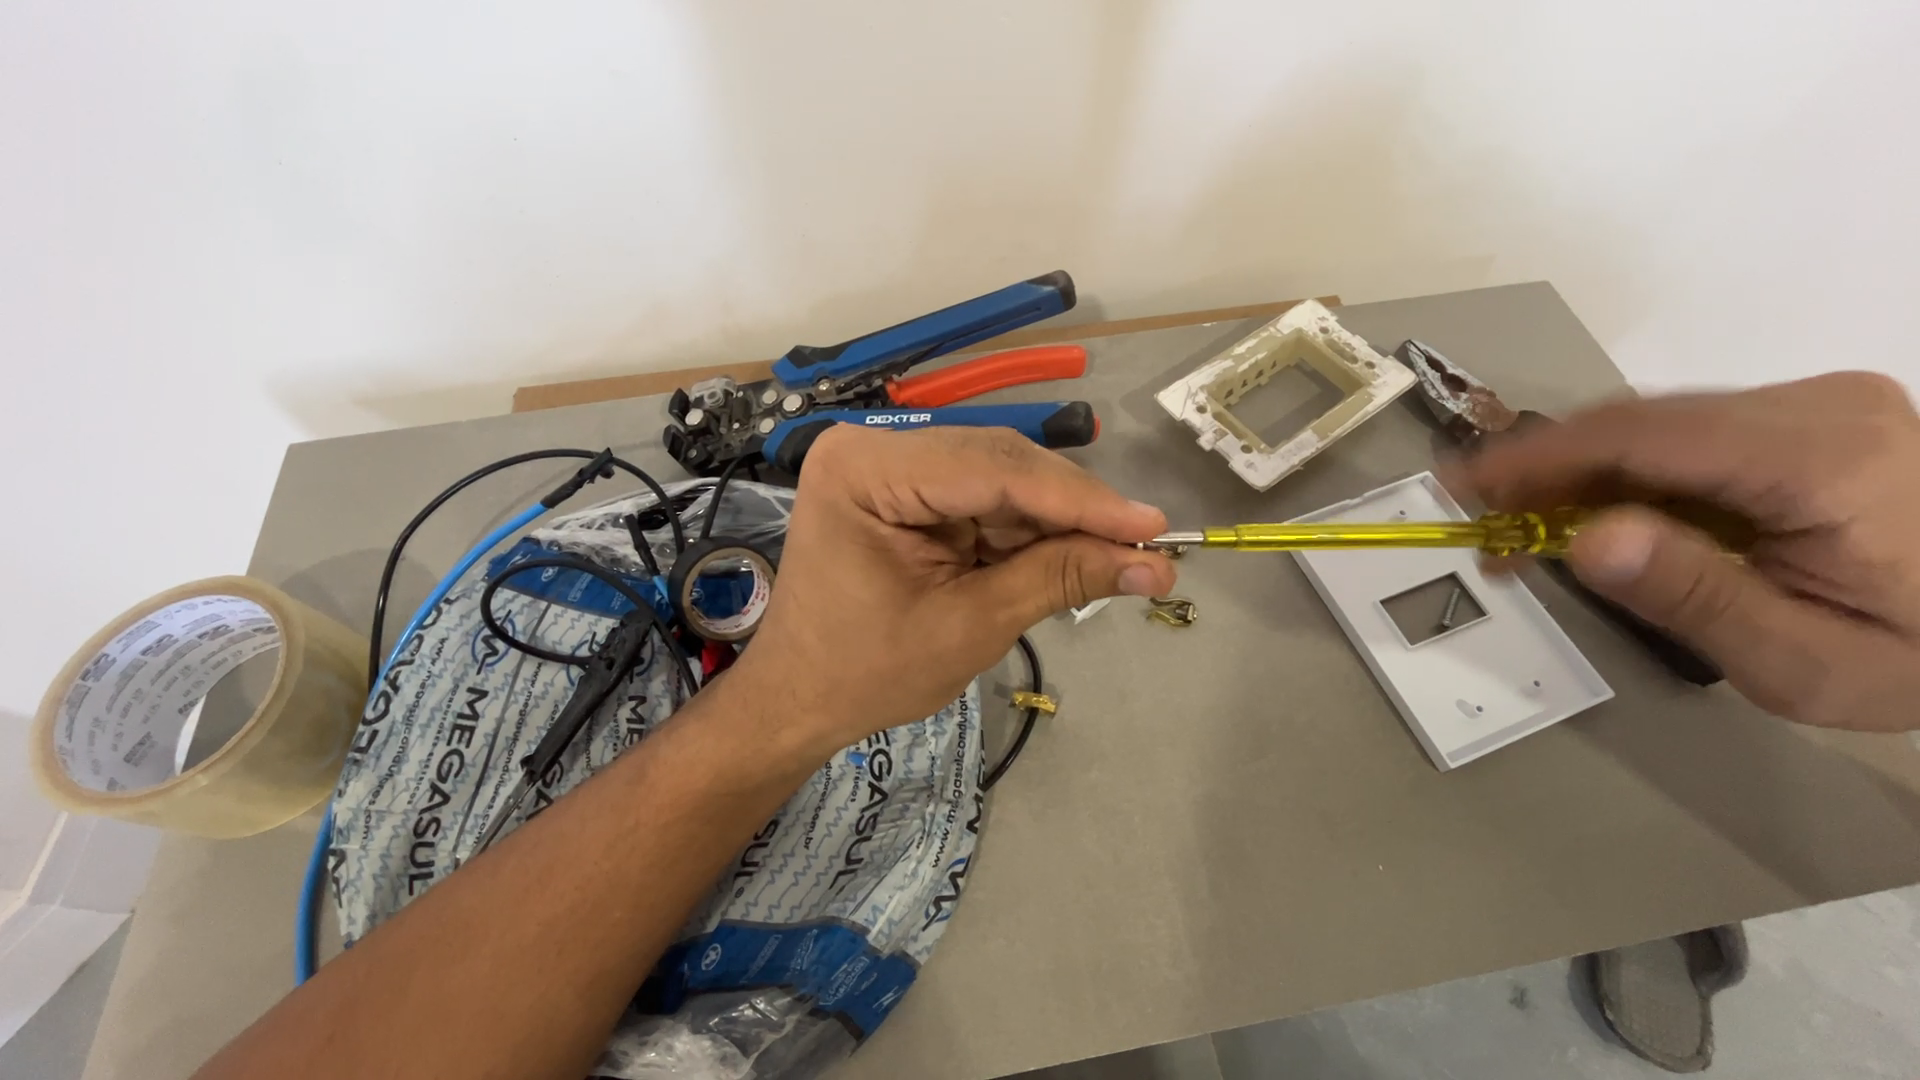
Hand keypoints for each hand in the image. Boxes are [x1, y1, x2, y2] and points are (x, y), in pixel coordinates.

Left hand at [728, 425, 1177, 752]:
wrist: (799, 699)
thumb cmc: (865, 674)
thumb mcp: (968, 628)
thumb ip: (1056, 581)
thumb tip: (1150, 564)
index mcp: (866, 470)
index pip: (993, 468)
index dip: (1080, 499)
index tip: (1152, 525)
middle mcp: (873, 448)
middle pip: (998, 464)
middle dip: (1072, 510)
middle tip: (1144, 545)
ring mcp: (888, 467)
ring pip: (999, 480)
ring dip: (1056, 521)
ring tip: (1116, 557)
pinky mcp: (905, 491)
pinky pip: (981, 500)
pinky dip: (1025, 531)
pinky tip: (1067, 554)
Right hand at [1453, 372, 1919, 732]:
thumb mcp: (1807, 664)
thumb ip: (1695, 599)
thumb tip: (1584, 540)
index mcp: (1827, 460)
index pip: (1645, 436)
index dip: (1538, 456)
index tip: (1462, 484)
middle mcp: (1819, 407)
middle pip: (1640, 425)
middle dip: (1545, 471)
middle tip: (1482, 520)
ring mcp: (1816, 406)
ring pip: (1653, 428)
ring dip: (1576, 475)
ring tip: (1523, 525)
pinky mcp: (1806, 420)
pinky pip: (1682, 438)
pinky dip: (1619, 475)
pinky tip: (1591, 514)